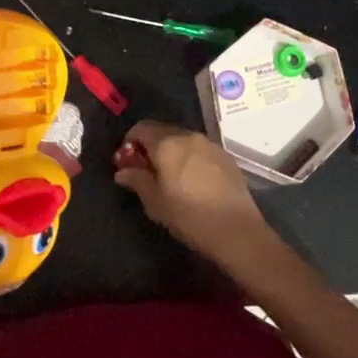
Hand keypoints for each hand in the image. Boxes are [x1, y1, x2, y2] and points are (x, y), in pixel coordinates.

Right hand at [113, 120, 272, 264]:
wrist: (236, 229)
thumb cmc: (189, 216)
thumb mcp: (155, 203)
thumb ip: (137, 180)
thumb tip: (122, 171)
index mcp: (168, 144)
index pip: (142, 128)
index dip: (130, 142)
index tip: (127, 163)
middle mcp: (189, 136)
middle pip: (163, 131)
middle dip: (150, 147)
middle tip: (146, 172)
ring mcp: (210, 144)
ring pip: (183, 139)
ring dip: (171, 151)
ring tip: (169, 178)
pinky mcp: (226, 156)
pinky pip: (200, 149)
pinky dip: (190, 157)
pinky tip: (192, 181)